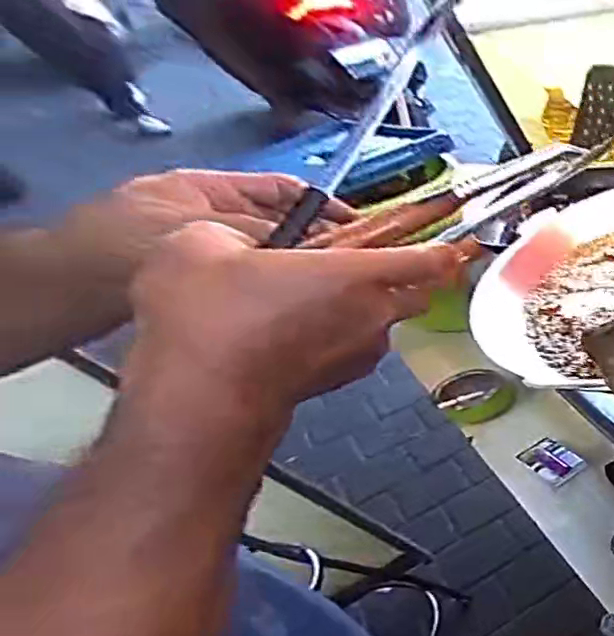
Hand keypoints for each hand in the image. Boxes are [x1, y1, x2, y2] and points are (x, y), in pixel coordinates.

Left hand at [62, 170, 353, 277]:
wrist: (85, 282)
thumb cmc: (135, 238)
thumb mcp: (206, 224)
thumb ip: (265, 230)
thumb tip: (321, 247)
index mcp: (215, 192)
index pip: (285, 190)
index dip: (325, 206)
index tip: (363, 228)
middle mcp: (226, 219)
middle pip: (292, 225)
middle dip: (326, 241)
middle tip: (363, 262)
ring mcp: (231, 253)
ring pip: (289, 256)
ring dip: (315, 268)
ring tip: (347, 283)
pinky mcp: (237, 286)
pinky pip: (279, 282)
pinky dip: (300, 289)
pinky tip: (322, 301)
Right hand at [124, 223, 463, 419]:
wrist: (212, 384)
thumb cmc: (207, 312)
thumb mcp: (203, 242)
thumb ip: (241, 232)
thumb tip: (248, 239)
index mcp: (355, 276)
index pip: (425, 261)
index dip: (445, 252)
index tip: (456, 247)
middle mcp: (376, 312)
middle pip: (419, 291)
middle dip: (410, 275)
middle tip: (378, 260)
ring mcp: (371, 344)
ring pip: (389, 316)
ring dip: (371, 302)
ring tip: (321, 290)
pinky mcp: (356, 367)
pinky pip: (366, 338)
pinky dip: (350, 326)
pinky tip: (307, 322)